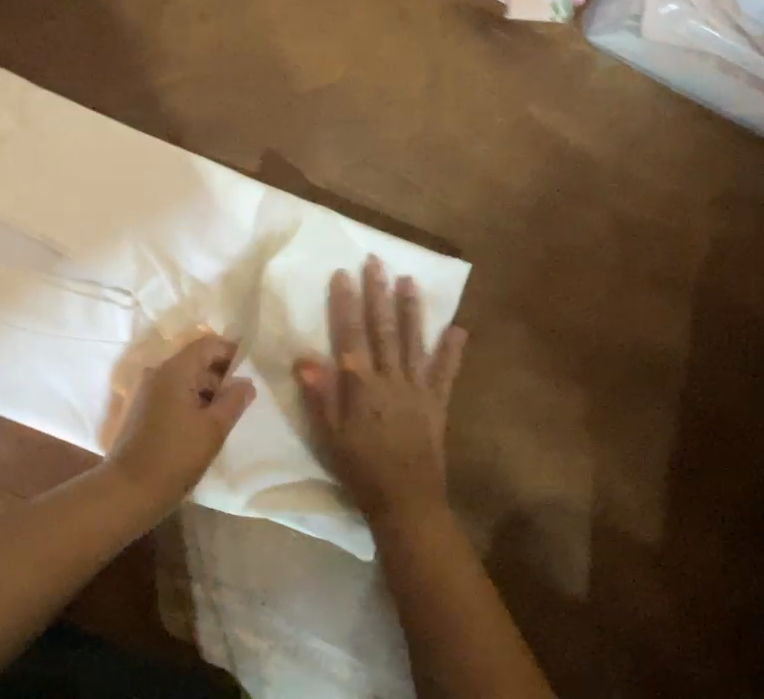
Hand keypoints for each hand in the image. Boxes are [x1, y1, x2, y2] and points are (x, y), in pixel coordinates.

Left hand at [105, 328, 255, 508]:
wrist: (130, 488)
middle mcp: (157, 373)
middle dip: (220, 374)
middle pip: (194, 360)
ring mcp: (146, 391)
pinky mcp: (142, 409)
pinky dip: (191, 401)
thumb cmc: (176, 455)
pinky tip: (205, 423)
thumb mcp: (213, 428)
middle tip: (244, 396)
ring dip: (206, 390)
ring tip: (228, 413)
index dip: (230, 351)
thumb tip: (246, 383)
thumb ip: (233, 401)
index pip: (206, 344)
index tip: (251, 367)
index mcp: (174, 370)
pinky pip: (172, 394)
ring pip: (184, 379)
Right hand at [295, 256, 467, 527]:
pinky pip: (446, 373)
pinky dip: (452, 350)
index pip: (351, 335)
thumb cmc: (360, 467)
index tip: (343, 274)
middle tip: (376, 263)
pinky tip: (458, 329)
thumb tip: (304, 357)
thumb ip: (320, 395)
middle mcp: (392, 379)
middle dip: (378, 294)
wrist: (406, 500)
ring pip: (414, 341)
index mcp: (362, 385)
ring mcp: (418, 389)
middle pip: (384, 329)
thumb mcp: (329, 434)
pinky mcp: (437, 403)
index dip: (346, 303)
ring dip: (411, 309)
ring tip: (408, 281)